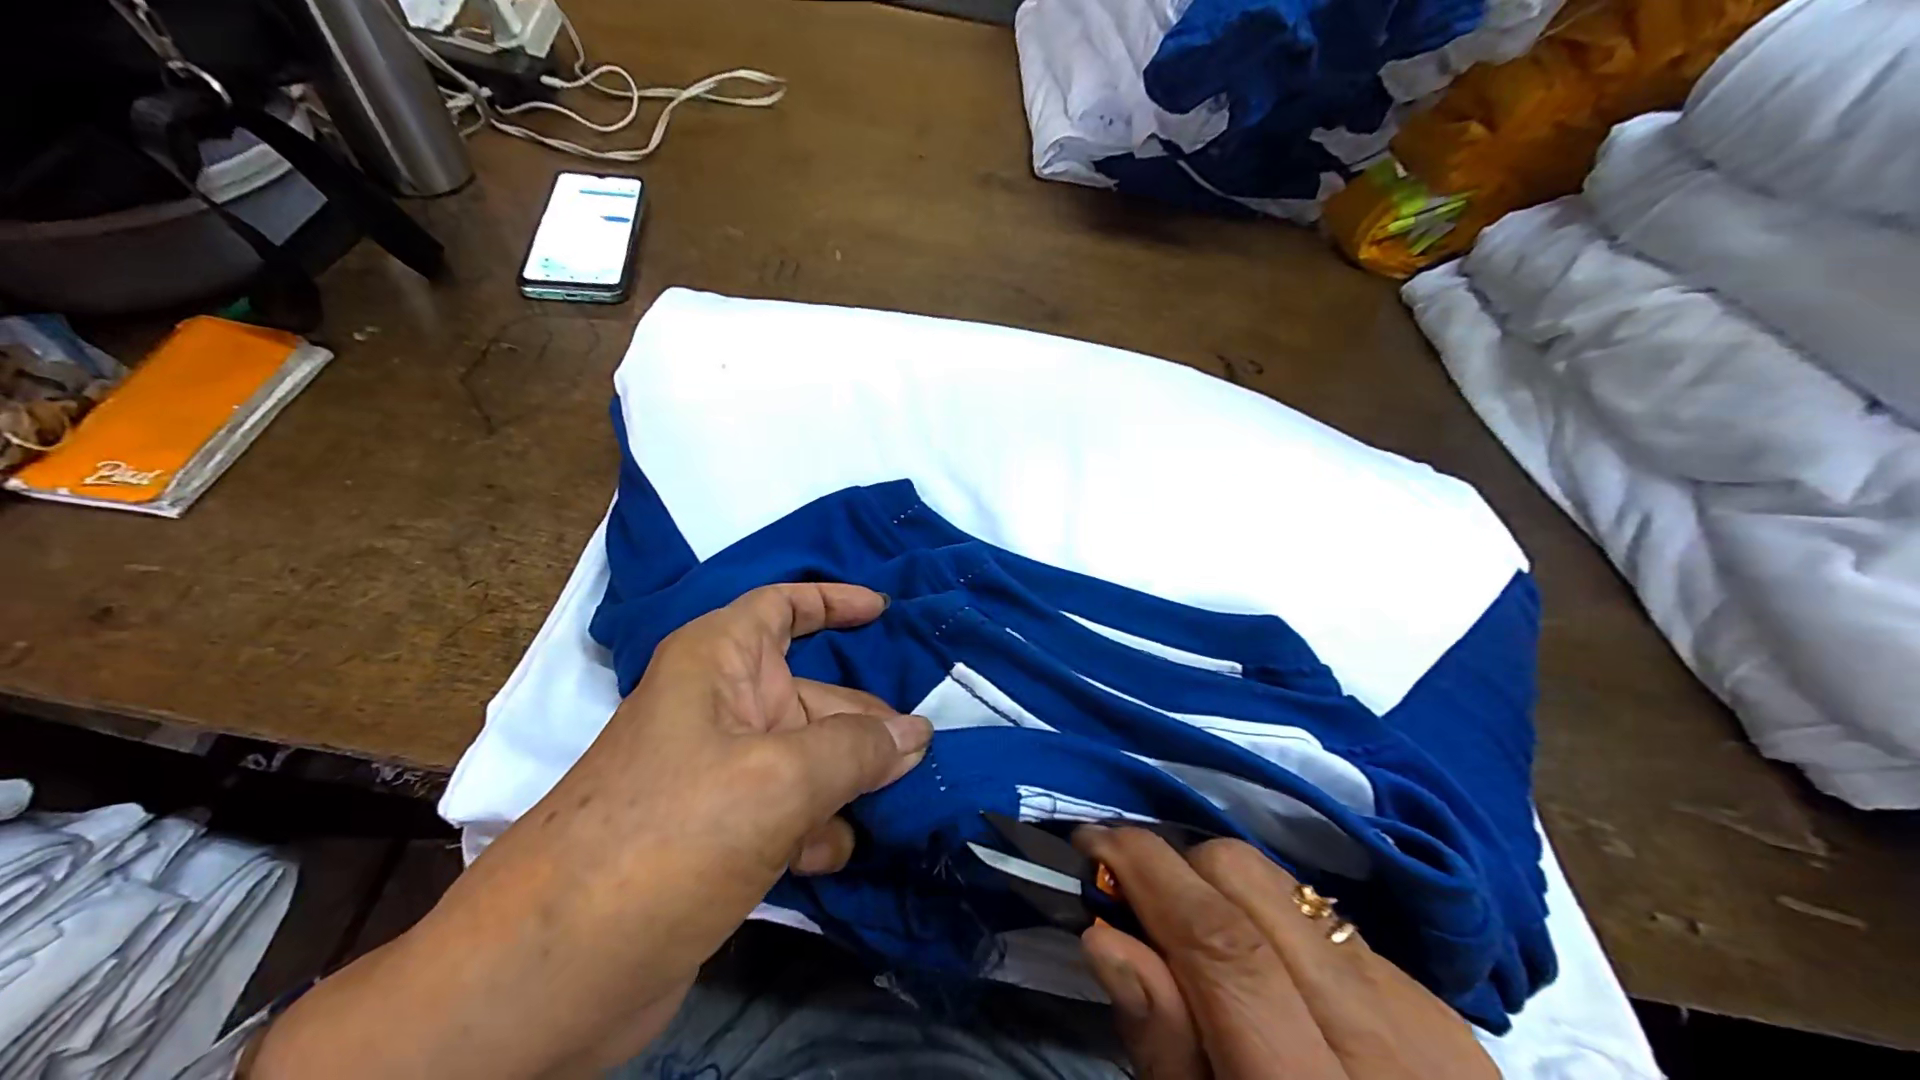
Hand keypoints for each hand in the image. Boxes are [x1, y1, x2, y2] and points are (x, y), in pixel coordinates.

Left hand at [248, 584, 931, 1079]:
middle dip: (866, 720)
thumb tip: (916, 734)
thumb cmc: (669, 836)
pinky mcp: (721, 835)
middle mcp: (720, 709)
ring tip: (895, 804)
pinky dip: (818, 827)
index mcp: (718, 663)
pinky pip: (791, 810)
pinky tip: (832, 855)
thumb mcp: (779, 779)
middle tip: (925, 751)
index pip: (781, 607)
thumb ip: (856, 749)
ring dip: (850, 780)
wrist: (553, 973)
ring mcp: (721, 775)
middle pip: (814, 694)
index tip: (886, 611)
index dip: (833, 602)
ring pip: (810, 758)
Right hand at [1074, 827, 1498, 1079]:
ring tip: (1186, 920)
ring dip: (1219, 885)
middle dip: (1175, 866)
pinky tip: (1256, 959)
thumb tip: (1105, 937)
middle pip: (1254, 885)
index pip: (1225, 947)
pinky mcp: (1435, 1005)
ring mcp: (1419, 1014)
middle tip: (1130, 888)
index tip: (1093, 841)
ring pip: (1288, 885)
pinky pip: (1326, 918)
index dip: (1150, 876)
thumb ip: (1164, 1047)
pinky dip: (1268, 916)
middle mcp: (1383, 1039)